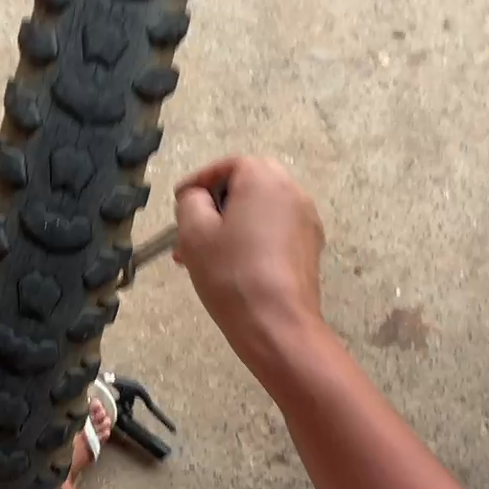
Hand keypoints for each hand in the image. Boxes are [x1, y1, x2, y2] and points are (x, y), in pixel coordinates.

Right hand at [173, 155, 327, 361]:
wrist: (276, 323)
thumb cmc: (230, 272)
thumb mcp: (193, 232)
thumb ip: (190, 202)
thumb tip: (197, 197)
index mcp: (264, 179)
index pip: (228, 165)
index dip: (199, 181)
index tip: (179, 202)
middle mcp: (292, 191)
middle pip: (246, 187)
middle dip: (215, 207)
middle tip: (188, 233)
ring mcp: (306, 221)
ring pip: (259, 212)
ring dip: (230, 227)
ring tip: (203, 257)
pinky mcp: (309, 249)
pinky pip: (273, 233)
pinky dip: (250, 241)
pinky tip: (231, 269)